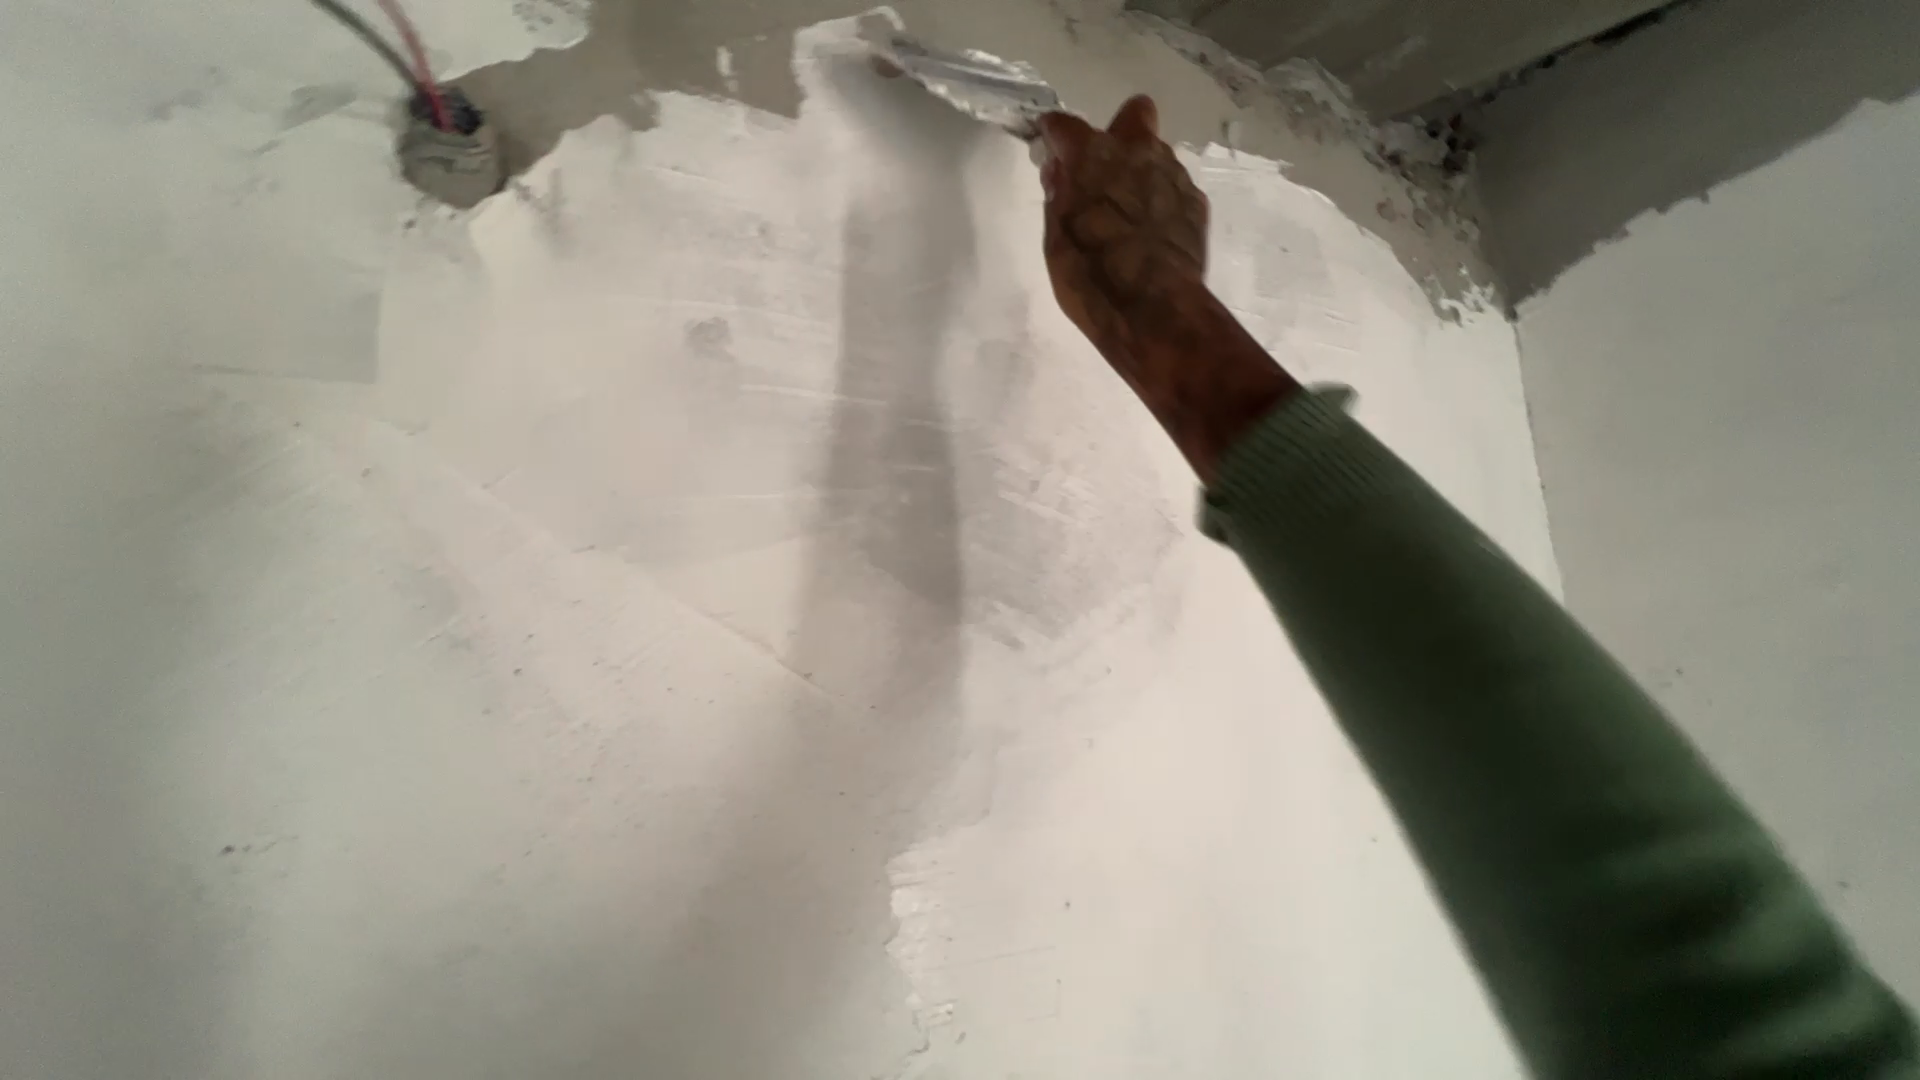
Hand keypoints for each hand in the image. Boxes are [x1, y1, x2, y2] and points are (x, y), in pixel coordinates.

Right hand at [1037, 96, 1297, 483]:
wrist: (1154, 314)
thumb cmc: (1091, 280)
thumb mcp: (1055, 243)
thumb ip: (1058, 198)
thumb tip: (1060, 172)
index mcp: (1093, 155)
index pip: (1065, 125)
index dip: (1053, 136)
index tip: (1047, 151)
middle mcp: (1138, 151)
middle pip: (1131, 117)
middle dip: (1116, 135)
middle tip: (1101, 176)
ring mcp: (1174, 175)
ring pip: (1157, 154)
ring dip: (1141, 172)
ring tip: (1128, 217)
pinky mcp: (1197, 204)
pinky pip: (1173, 189)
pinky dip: (1160, 202)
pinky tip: (1151, 237)